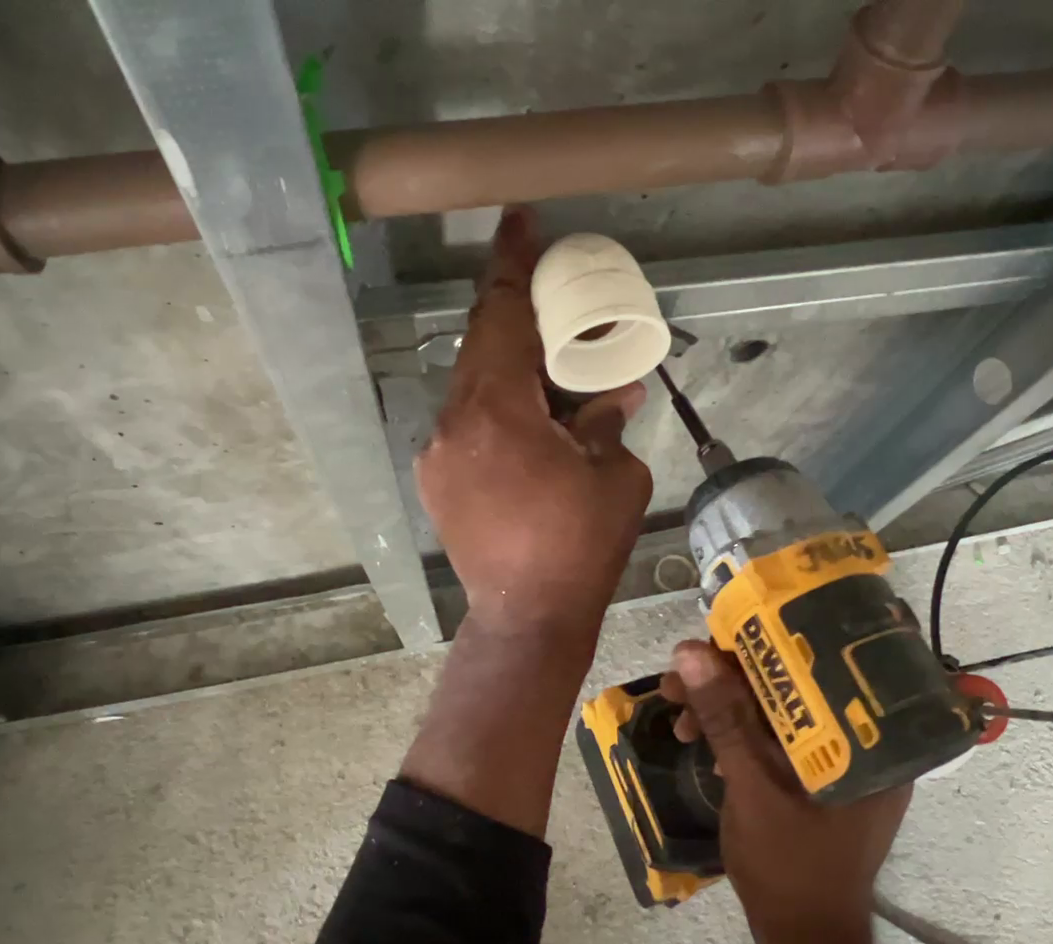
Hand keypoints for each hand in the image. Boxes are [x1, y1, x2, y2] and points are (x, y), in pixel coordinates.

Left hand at [416, 206, 652, 636]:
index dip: (512, 263)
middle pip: (482, 344)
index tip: (519, 220)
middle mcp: (454, 421)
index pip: (503, 316)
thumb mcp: (615, 476)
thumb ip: (607, 422)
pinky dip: (497, 407)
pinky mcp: (438, 480)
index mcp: (498, 410)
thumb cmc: (579, 546)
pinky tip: (529, 423)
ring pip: (472, 385)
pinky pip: (466, 422)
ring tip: (550, 370)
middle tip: (552, 297)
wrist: (526, 615)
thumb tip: (610, 395)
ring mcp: (438, 453)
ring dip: (509, 368)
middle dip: (515, 313)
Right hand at [663, 640, 911, 943]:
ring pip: (781, 709)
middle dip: (733, 676)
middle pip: (798, 682)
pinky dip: (739, 732)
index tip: (717, 635)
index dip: (769, 640)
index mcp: (873, 738)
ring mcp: (839, 759)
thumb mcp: (753, 787)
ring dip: (727, 704)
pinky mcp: (816, 776)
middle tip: (681, 675)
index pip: (827, 662)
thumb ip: (725, 718)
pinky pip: (778, 736)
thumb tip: (690, 652)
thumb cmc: (789, 867)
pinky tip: (701, 738)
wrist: (803, 939)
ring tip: (678, 713)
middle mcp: (865, 740)